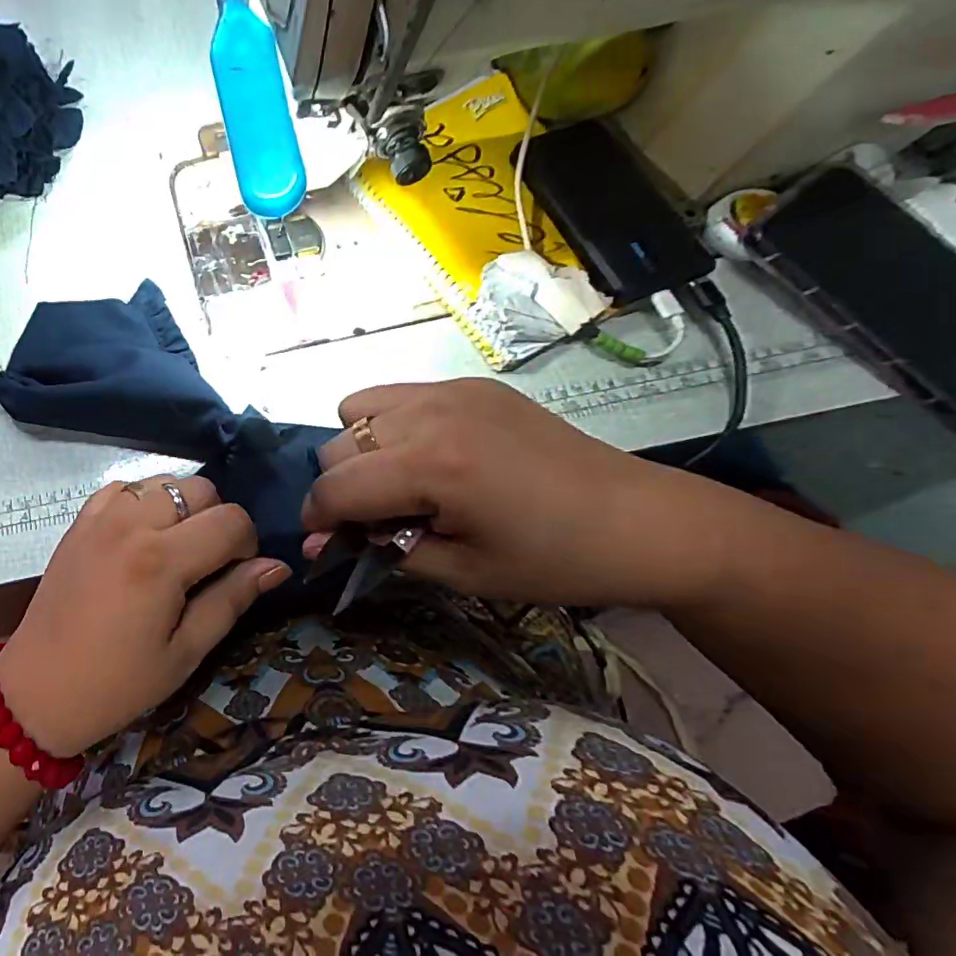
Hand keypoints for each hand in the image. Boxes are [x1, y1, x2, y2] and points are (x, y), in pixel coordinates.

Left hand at [0, 475, 290, 755]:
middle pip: (201, 488)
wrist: (38, 691)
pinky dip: (143, 501)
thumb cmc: (117, 683)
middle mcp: (131, 523)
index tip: (236, 575)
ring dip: (182, 507)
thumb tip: (277, 565)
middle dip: (218, 519)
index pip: (231, 520)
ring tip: (175, 549)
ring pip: (164, 481)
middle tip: (208, 563)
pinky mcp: (80, 521)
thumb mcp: (186, 652)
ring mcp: (101, 517)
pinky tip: (141, 536)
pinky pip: (124, 488)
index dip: (248, 545)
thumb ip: (232, 599)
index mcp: (161, 559)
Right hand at [301, 379, 758, 606]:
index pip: (335, 486)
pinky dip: (393, 424)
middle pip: (339, 444)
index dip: (318, 519)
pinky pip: (400, 395)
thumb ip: (385, 550)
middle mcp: (432, 413)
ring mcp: (452, 390)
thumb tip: (332, 540)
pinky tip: (430, 456)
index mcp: (432, 466)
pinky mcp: (472, 383)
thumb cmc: (553, 561)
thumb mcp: (462, 573)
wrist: (638, 520)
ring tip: (399, 481)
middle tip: (375, 522)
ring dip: (361, 448)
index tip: (325, 545)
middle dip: (341, 487)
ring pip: (359, 407)